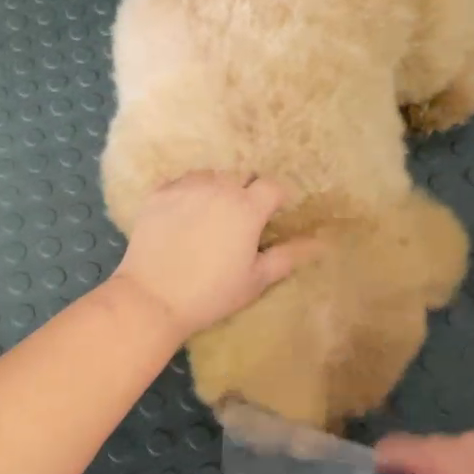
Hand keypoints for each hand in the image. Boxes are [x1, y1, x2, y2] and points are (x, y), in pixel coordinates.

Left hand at [109, 171, 312, 338]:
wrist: (152, 297)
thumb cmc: (211, 293)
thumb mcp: (256, 279)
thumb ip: (288, 256)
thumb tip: (320, 242)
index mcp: (246, 207)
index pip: (272, 186)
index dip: (274, 201)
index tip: (268, 220)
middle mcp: (217, 188)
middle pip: (240, 176)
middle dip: (245, 193)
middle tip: (238, 222)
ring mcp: (184, 188)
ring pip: (210, 175)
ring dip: (215, 189)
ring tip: (209, 217)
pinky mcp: (157, 194)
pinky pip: (180, 182)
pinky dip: (187, 193)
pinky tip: (183, 216)